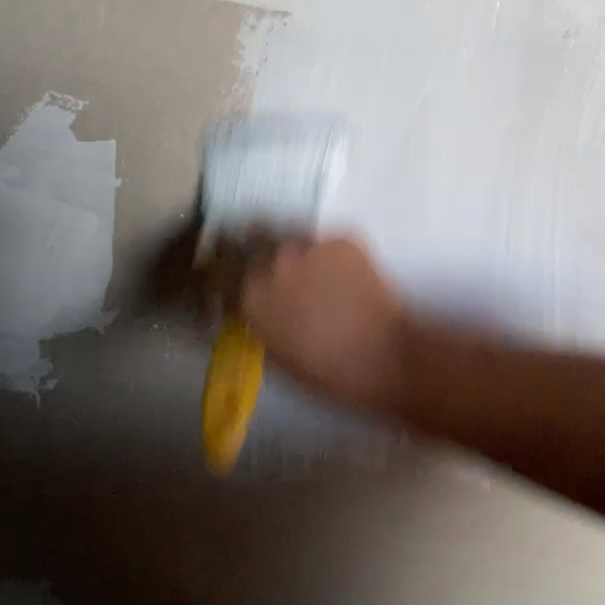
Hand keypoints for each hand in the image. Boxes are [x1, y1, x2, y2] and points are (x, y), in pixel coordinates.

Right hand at [238, 236, 405, 407]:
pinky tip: (337, 273)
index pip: (218, 270)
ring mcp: (309, 243)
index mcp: (250, 293)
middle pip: (248, 237)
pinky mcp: (342, 237)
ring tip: (302, 266)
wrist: (386, 355)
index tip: (227, 280)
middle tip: (262, 264)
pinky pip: (322, 239)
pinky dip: (323, 253)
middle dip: (249, 248)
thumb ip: (255, 322)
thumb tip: (250, 308)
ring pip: (285, 232)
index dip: (221, 274)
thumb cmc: (327, 372)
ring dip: (285, 246)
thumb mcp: (274, 354)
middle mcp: (273, 260)